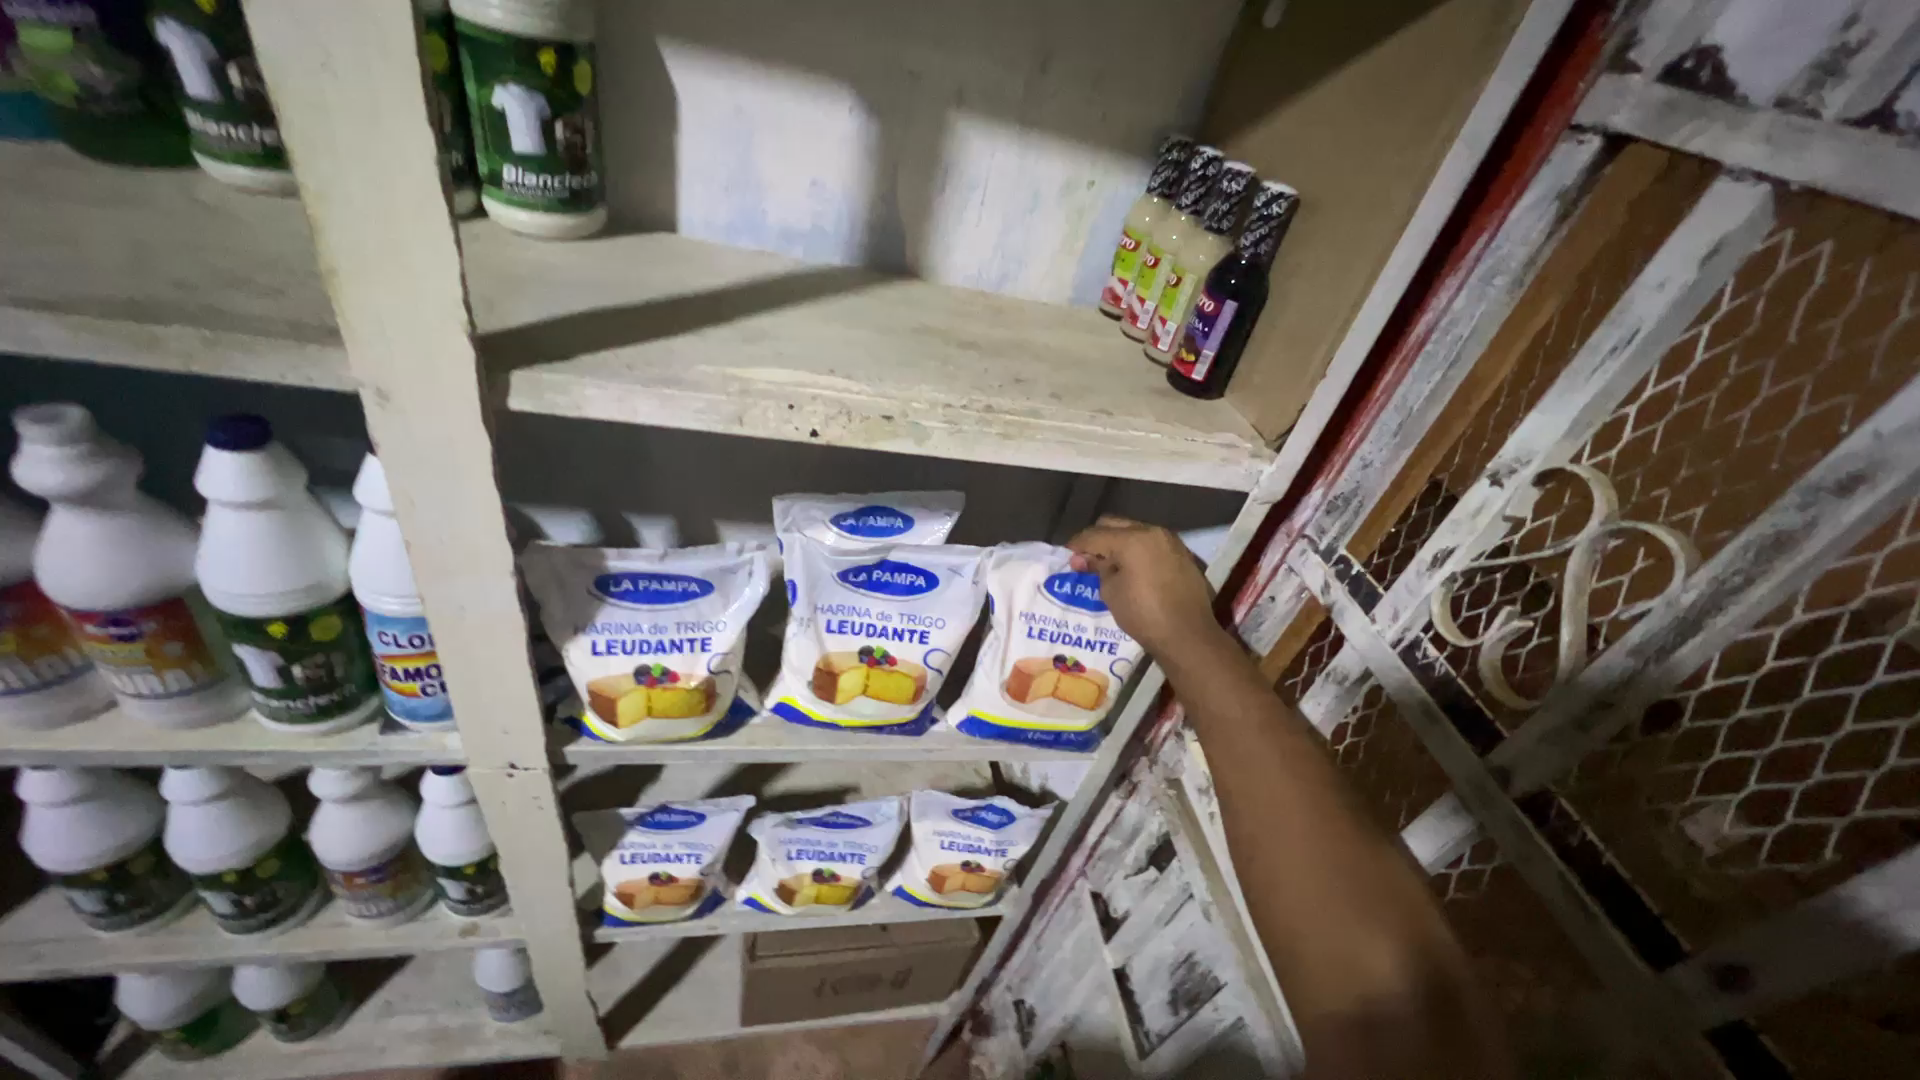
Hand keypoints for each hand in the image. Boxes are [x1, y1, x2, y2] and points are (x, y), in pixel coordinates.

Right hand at [1067, 516, 1227, 663]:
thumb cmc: (1143, 614)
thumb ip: (1098, 569)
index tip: (1067, 556)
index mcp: (1131, 539)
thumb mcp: (1111, 592)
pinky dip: (1137, 550)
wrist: (1188, 634)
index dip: (1076, 544)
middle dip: (1097, 538)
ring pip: (1135, 531)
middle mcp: (1152, 532)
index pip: (1094, 534)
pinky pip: (1151, 543)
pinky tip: (1131, 568)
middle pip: (1114, 524)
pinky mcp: (1181, 554)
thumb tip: (1084, 559)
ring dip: (1118, 542)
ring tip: (1109, 564)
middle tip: (1087, 559)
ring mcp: (1170, 541)